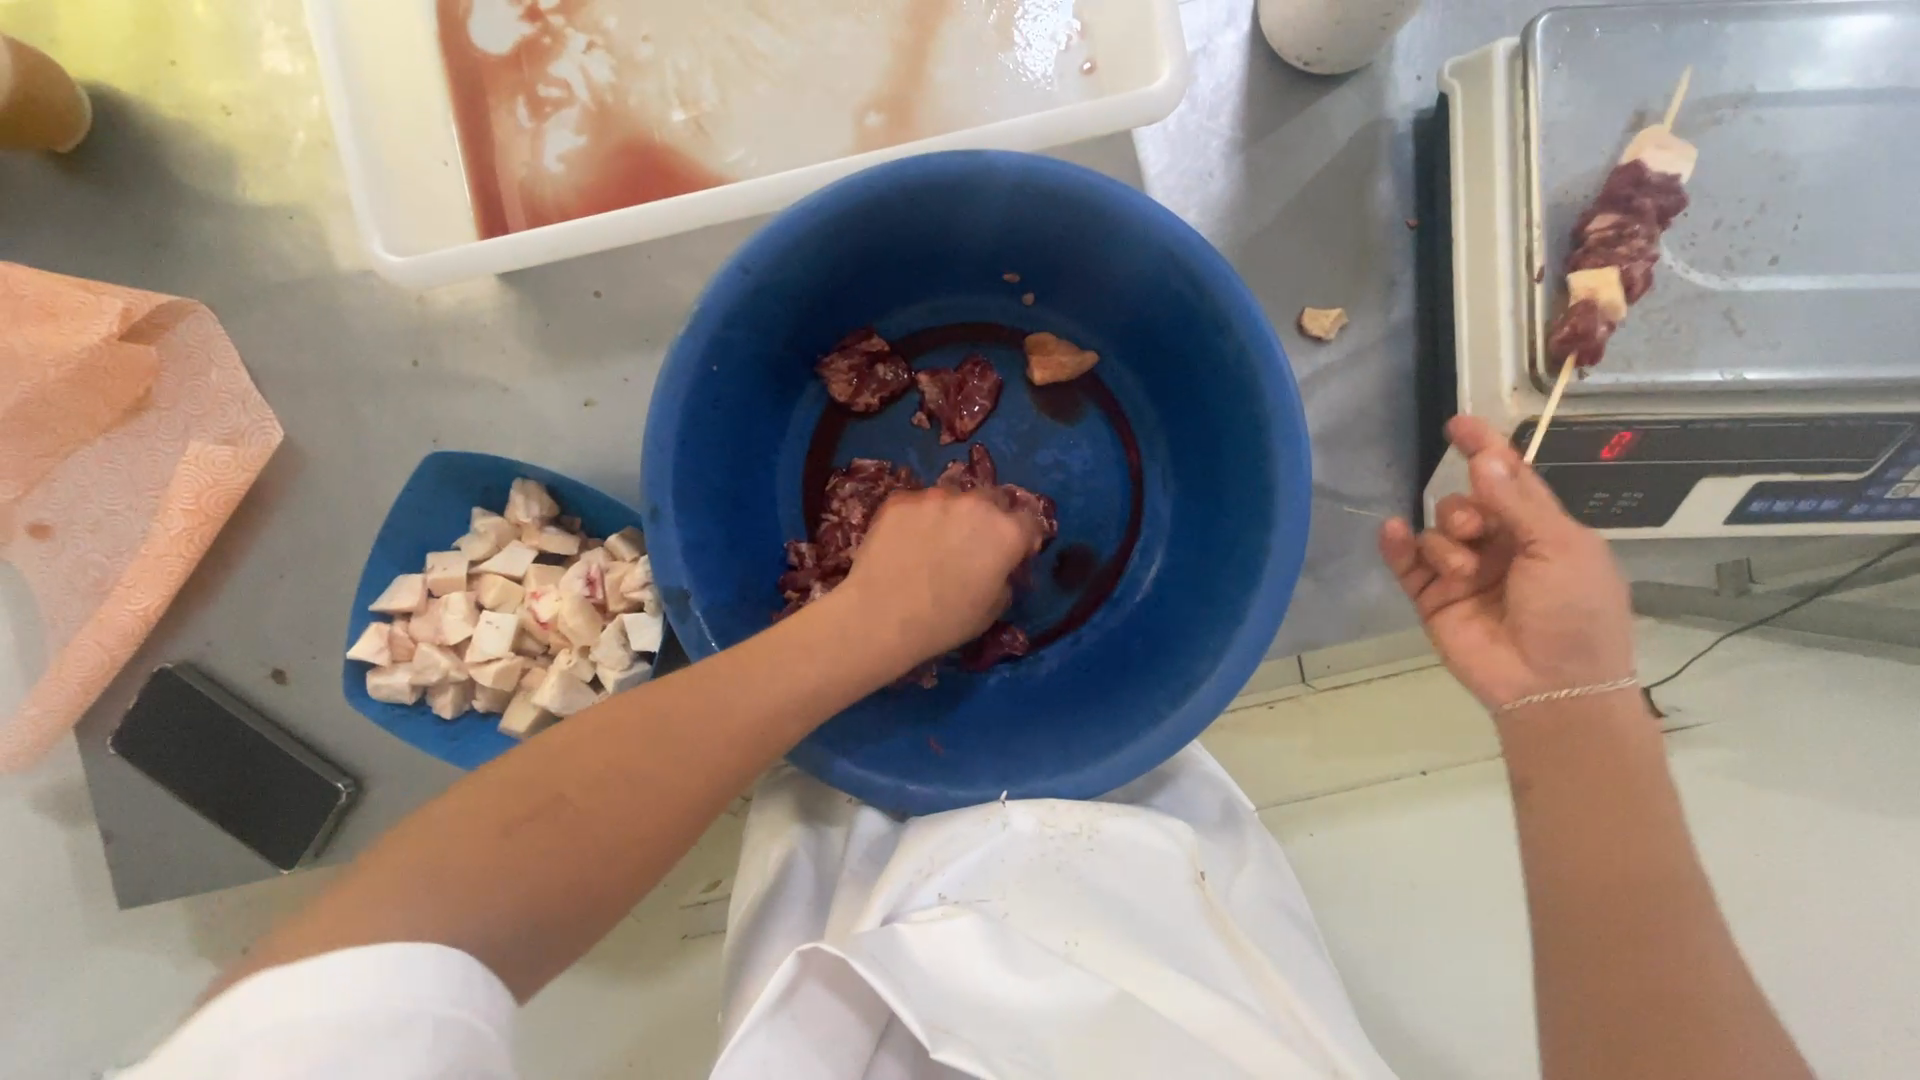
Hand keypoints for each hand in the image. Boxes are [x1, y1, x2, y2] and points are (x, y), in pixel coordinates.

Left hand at [835, 488, 1042, 661]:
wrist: (880, 616)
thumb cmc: (944, 622)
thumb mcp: (992, 609)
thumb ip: (1005, 578)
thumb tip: (1001, 566)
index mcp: (1007, 532)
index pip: (1030, 521)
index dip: (1023, 537)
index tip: (1013, 552)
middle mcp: (976, 504)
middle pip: (994, 498)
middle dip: (990, 517)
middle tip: (973, 543)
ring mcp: (935, 496)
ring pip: (953, 497)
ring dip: (952, 514)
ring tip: (933, 541)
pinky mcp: (900, 498)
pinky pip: (918, 503)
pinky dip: (917, 517)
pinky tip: (904, 541)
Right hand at [1378, 416, 1635, 710]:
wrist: (1550, 682)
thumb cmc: (1575, 613)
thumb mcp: (1561, 549)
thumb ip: (1518, 503)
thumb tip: (1485, 458)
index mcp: (1541, 531)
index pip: (1509, 479)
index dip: (1485, 450)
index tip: (1458, 425)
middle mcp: (1499, 546)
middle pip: (1465, 503)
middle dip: (1464, 508)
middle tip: (1475, 530)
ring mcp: (1463, 573)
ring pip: (1436, 531)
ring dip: (1445, 540)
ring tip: (1462, 570)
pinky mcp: (1432, 598)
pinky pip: (1406, 562)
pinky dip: (1397, 545)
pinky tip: (1394, 531)